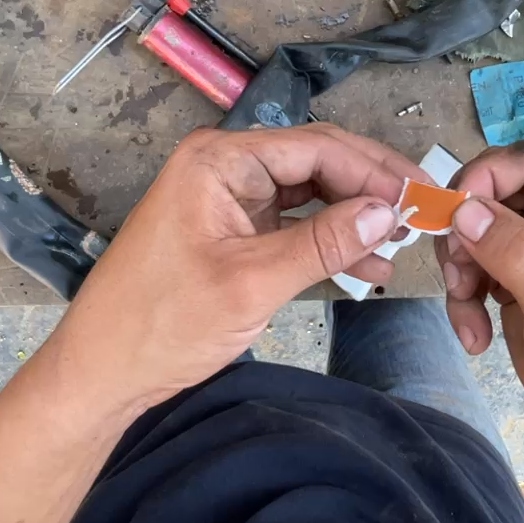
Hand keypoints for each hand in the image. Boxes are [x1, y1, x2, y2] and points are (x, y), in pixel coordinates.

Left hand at [47, 124, 423, 410]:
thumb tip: (388, 212)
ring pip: (311, 192)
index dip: (373, 170)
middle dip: (370, 187)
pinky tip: (368, 263)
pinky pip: (295, 222)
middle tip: (423, 210)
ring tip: (402, 240)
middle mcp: (227, 166)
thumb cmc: (163, 323)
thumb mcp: (252, 282)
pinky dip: (329, 240)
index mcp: (221, 160)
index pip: (316, 148)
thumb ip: (324, 243)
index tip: (420, 196)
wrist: (101, 374)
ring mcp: (231, 197)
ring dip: (355, 215)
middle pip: (317, 162)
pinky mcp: (235, 228)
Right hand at [436, 142, 523, 453]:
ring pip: (477, 224)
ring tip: (467, 314)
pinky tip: (475, 335)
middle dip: (467, 232)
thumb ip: (516, 254)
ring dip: (461, 268)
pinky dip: (465, 294)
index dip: (486, 176)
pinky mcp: (518, 269)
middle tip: (457, 278)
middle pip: (496, 191)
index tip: (451, 212)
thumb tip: (462, 208)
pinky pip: (474, 260)